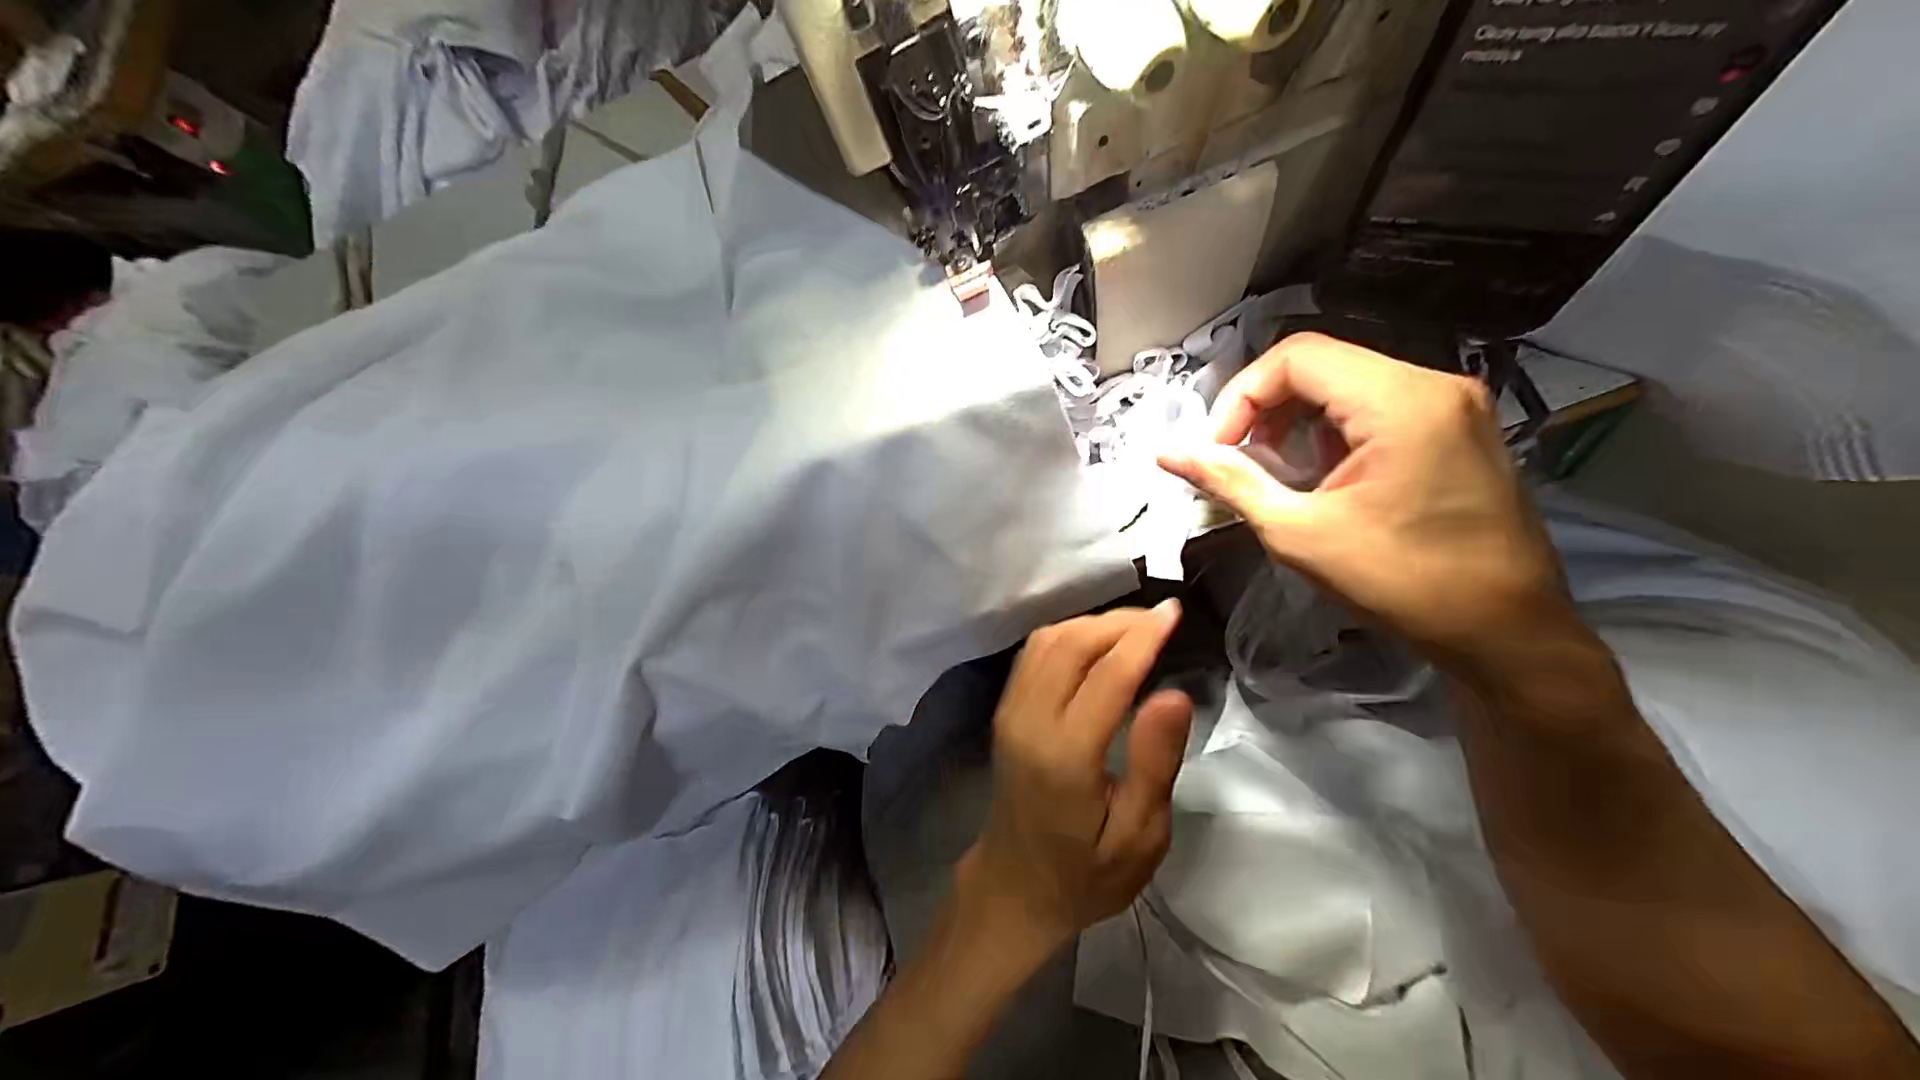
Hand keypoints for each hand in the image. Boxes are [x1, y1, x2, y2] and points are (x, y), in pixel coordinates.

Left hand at [957, 603, 1194, 950]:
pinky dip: (1069, 634)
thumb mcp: (1138, 836)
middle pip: (1070, 644)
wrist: (1016, 886)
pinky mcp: (1004, 711)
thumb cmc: (1087, 873)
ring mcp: (1009, 712)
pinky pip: (1034, 654)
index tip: (1175, 613)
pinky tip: (1098, 642)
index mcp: (1065, 755)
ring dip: (1092, 623)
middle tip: (1162, 619)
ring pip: (1046, 641)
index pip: (1106, 675)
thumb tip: (1175, 693)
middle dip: (1119, 622)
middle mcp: (1028, 721)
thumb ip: (1154, 762)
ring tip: (1138, 628)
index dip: (1142, 638)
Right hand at [1159, 333, 1582, 677]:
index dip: (1241, 396)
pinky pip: (1377, 404)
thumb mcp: (1298, 533)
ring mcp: (1453, 404)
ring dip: (1296, 419)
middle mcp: (1433, 384)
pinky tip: (1322, 475)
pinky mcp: (1458, 427)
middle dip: (1264, 407)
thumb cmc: (1400, 583)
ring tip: (1276, 471)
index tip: (1217, 449)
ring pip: (1347, 382)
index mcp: (1400, 401)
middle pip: (1321, 363)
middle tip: (1238, 459)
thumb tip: (1168, 453)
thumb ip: (1230, 481)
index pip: (1296, 356)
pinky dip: (1333, 429)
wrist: (1505, 631)